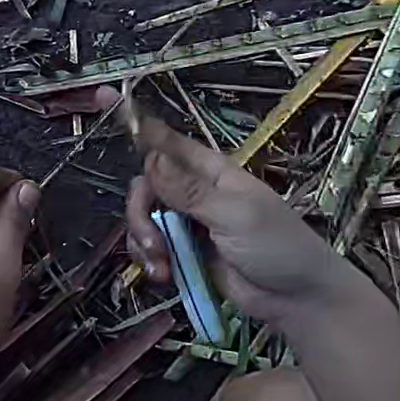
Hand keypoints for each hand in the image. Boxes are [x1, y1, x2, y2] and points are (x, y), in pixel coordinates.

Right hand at [120, 99, 346, 328]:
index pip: (166, 140)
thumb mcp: (236, 214)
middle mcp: (193, 192)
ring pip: (142, 219)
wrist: (298, 301)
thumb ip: (189, 191)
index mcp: (210, 171)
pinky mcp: (182, 253)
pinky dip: (149, 261)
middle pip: (144, 186)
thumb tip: (149, 160)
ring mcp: (186, 223)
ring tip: (163, 267)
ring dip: (144, 243)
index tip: (101, 99)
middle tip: (153, 242)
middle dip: (140, 214)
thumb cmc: (278, 247)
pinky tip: (165, 277)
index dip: (135, 122)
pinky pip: (149, 247)